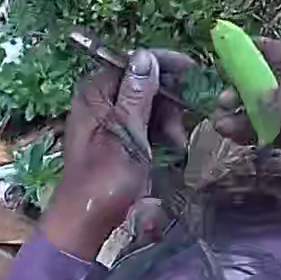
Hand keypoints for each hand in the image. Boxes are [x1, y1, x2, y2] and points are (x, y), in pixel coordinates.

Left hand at [42, 49, 192, 260]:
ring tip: (177, 140)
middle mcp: (99, 102)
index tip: (191, 70)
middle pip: (142, 82)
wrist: (88, 223)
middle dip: (167, 97)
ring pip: (147, 103)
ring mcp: (109, 121)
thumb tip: (145, 56)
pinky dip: (160, 130)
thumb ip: (136, 95)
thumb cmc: (105, 179)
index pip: (131, 63)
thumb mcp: (126, 134)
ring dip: (167, 117)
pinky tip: (173, 145)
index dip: (161, 63)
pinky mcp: (119, 139)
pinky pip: (144, 123)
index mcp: (94, 94)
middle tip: (184, 119)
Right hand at [215, 38, 280, 216]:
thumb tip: (261, 93)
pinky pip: (269, 132)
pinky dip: (250, 132)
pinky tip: (232, 136)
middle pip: (271, 84)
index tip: (235, 45)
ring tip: (220, 123)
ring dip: (242, 113)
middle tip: (222, 99)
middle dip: (244, 88)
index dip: (264, 48)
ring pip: (266, 110)